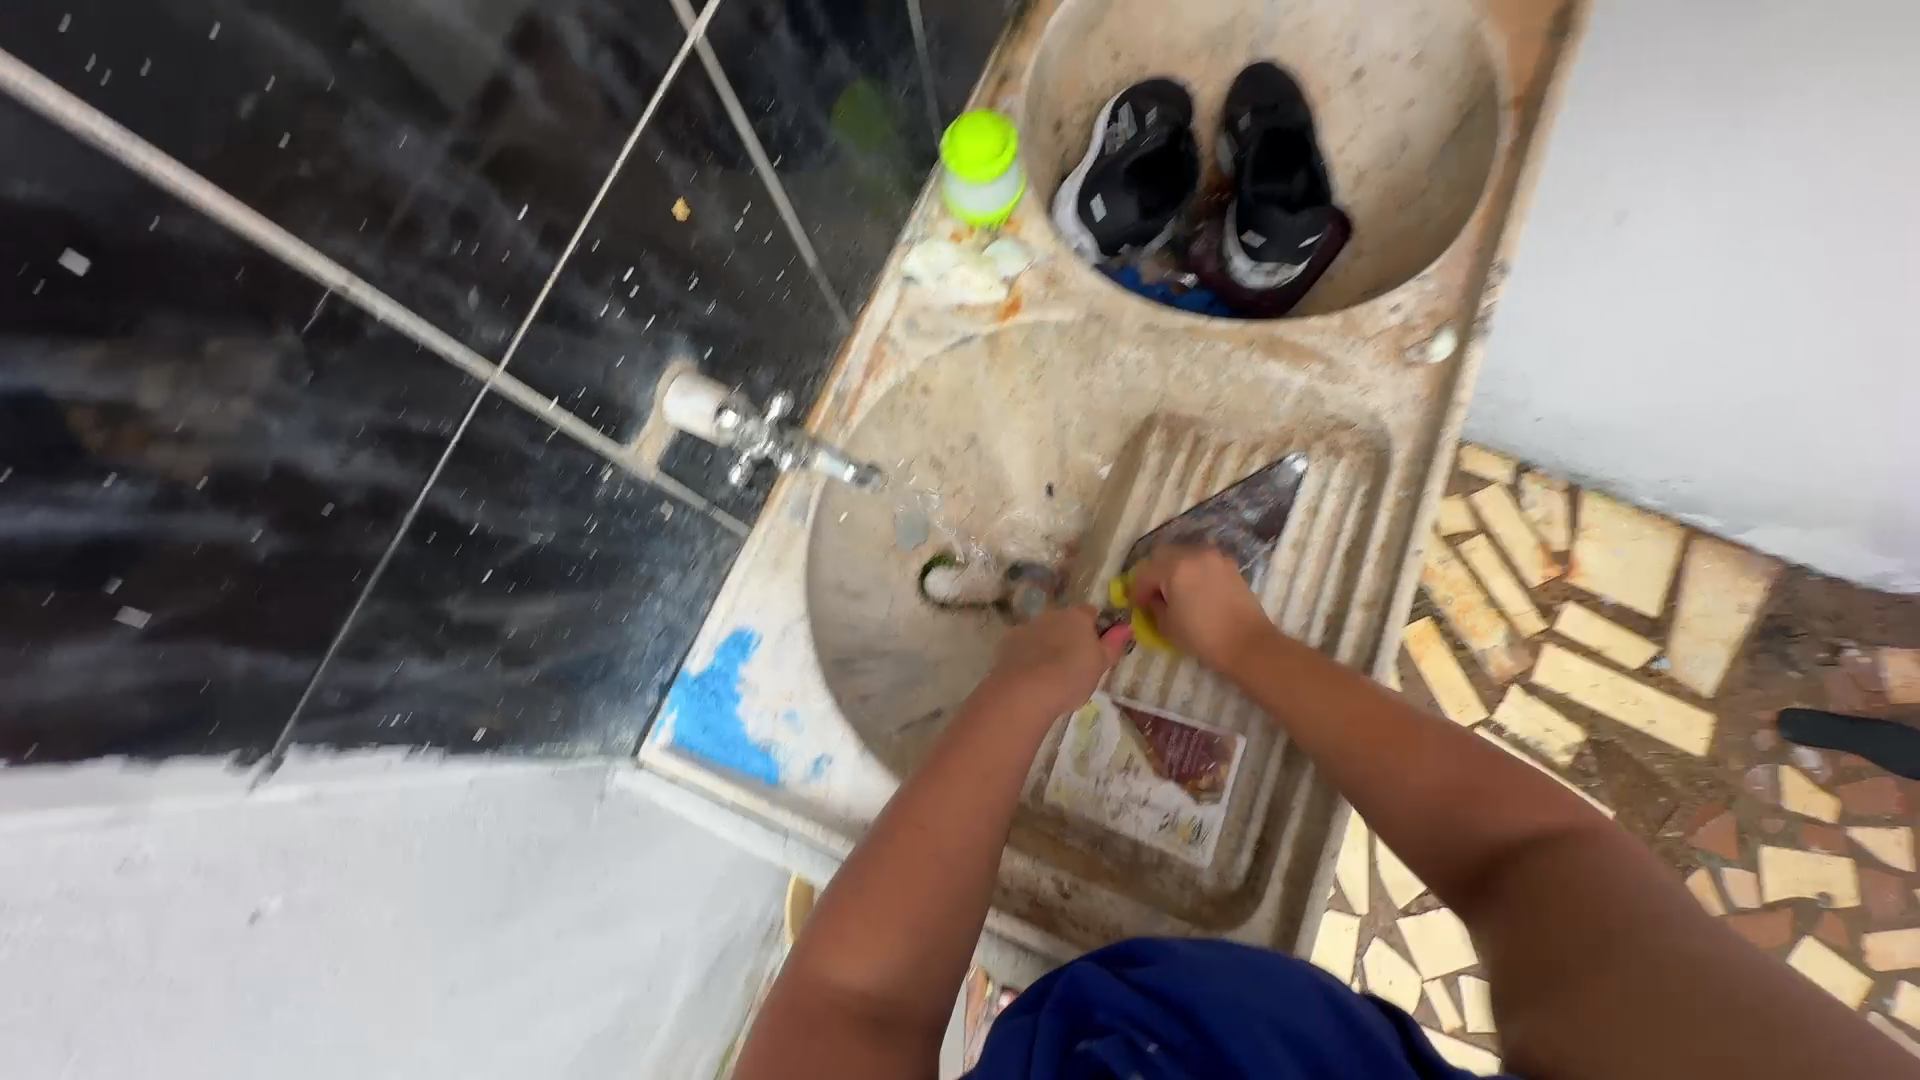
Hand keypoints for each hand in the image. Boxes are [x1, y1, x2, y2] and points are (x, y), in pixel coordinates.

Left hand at [978, 606, 1130, 720]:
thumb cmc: (1072, 676)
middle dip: (1068, 637)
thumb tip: (1125, 628)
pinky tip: (1030, 676)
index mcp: (1077, 616)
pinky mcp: (1006, 643)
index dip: (1095, 628)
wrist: (1026, 690)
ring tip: (1050, 674)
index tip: (1096, 649)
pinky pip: (1022, 646)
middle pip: (1064, 622)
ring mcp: (1026, 627)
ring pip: (1041, 633)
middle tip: (1074, 666)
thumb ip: (1113, 644)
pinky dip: (1027, 656)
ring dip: (1047, 646)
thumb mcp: (1101, 664)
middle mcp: (1050, 615)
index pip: (1090, 613)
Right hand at [1128, 546, 1278, 673]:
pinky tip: (1194, 589)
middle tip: (1153, 594)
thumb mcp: (1167, 625)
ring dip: (1173, 568)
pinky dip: (1192, 570)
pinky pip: (1202, 560)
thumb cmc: (1202, 636)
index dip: (1137, 591)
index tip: (1137, 605)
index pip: (1145, 573)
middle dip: (1153, 573)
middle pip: (1162, 555)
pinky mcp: (1229, 565)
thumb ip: (1154, 606)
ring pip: (1183, 554)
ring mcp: (1214, 557)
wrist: (1247, 643)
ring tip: (1174, 590)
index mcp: (1174, 568)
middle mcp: (1194, 554)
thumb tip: (1153, 599)